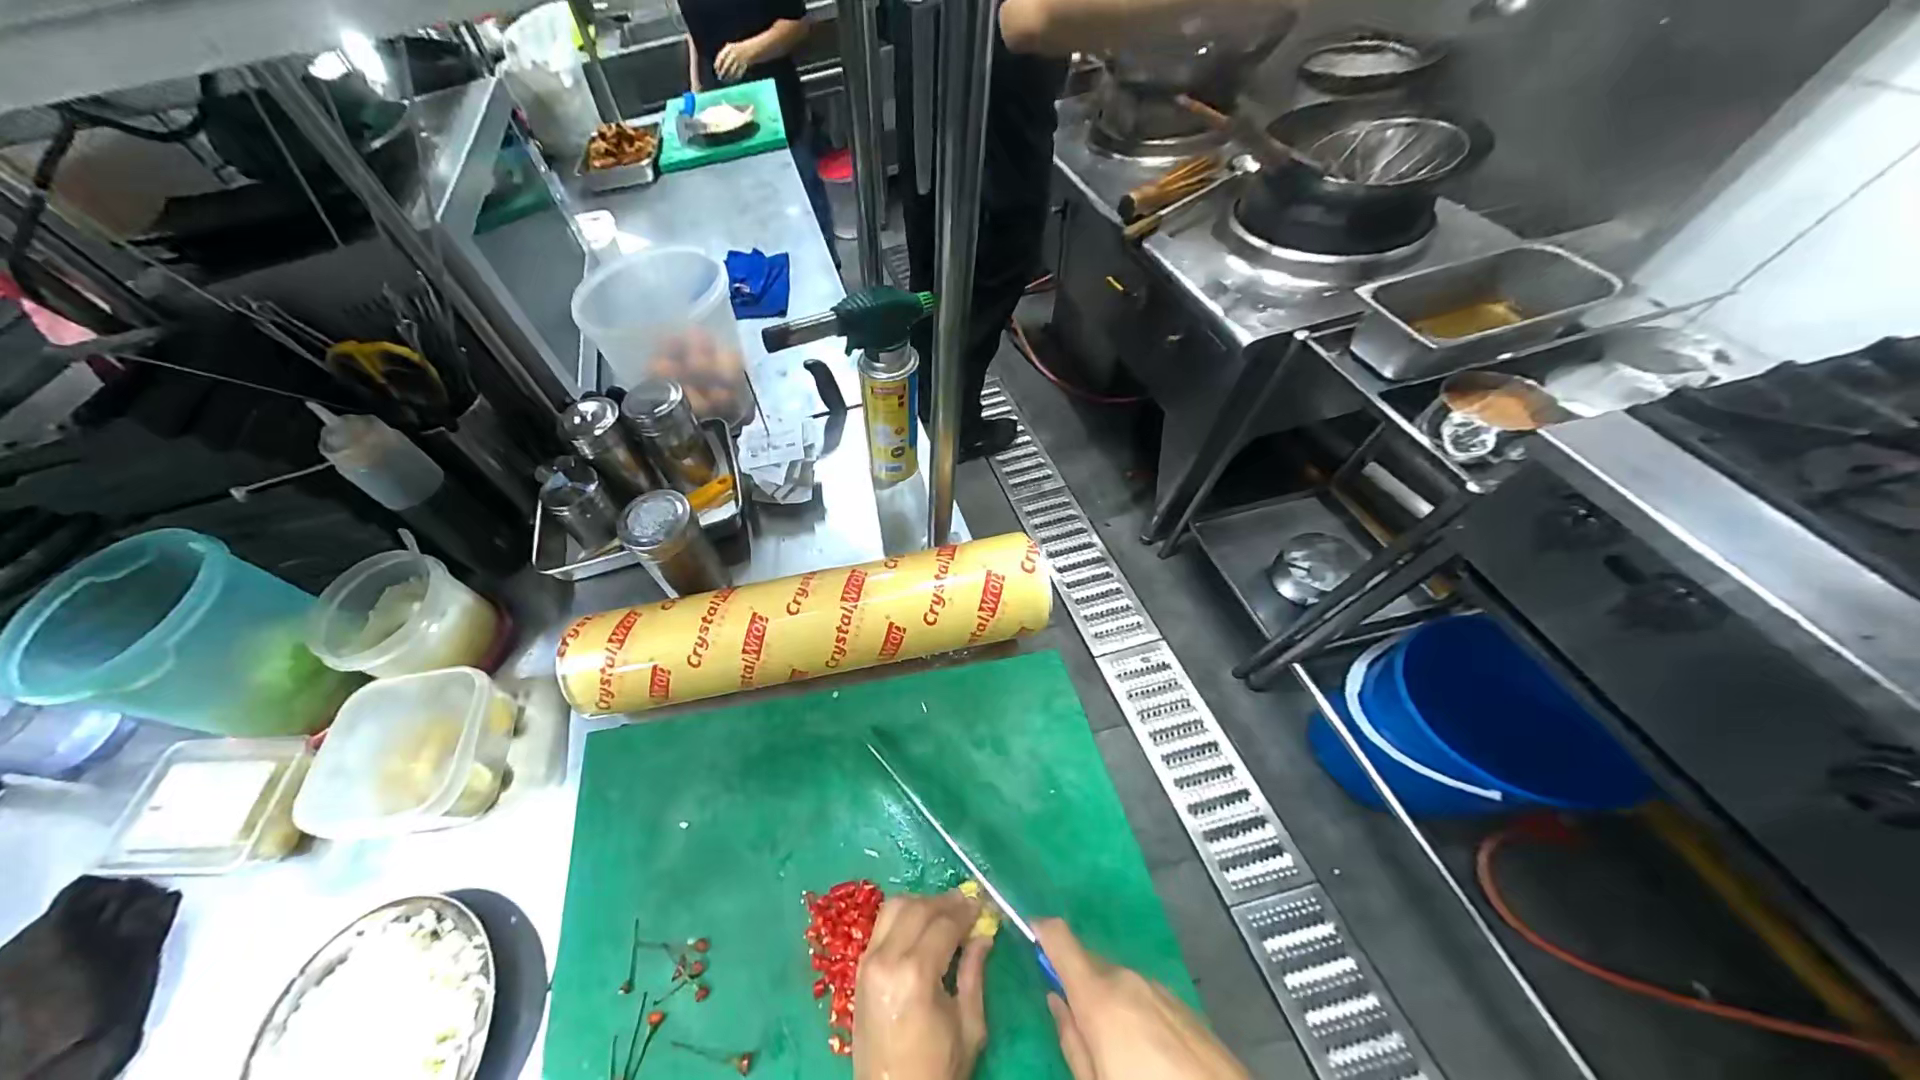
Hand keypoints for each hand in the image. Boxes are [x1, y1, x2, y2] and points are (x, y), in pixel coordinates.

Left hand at [714, 39, 758, 81]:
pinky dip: (736, 76)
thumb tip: (723, 62)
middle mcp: (734, 52)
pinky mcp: (745, 64)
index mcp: (730, 47)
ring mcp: (740, 58)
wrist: (759, 46)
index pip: (721, 56)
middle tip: (720, 78)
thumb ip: (730, 53)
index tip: (716, 70)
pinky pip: (739, 71)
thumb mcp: (737, 47)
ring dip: (728, 76)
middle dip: (722, 71)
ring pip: (732, 69)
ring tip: (726, 80)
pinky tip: (734, 80)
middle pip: (725, 64)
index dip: (718, 63)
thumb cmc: (748, 48)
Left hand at [854, 889, 995, 1079]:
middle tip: (968, 903)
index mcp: (916, 975)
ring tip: (945, 912)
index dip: (968, 911)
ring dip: (922, 903)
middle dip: (947, 902)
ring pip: (895, 907)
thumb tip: (984, 934)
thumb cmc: (937, 1069)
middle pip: (918, 908)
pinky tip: (921, 924)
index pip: (945, 924)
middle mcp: (887, 959)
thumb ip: (974, 973)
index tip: (985, 905)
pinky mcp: (859, 968)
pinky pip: (881, 924)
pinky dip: (903, 915)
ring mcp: (868, 961)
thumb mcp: (969, 1026)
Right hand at [1037, 919, 1250, 1079]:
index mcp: (1099, 996)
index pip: (1061, 938)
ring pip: (1118, 981)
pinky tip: (1145, 1052)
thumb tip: (1057, 1001)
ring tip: (1112, 1046)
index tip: (1029, 934)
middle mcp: (1128, 980)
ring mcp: (1159, 990)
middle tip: (1072, 1018)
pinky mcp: (1184, 1006)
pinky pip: (1144, 996)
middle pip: (1089, 963)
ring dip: (1106, 998)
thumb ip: (1071, 1039)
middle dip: (1075, 980)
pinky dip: (1133, 1010)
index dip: (1042, 930)